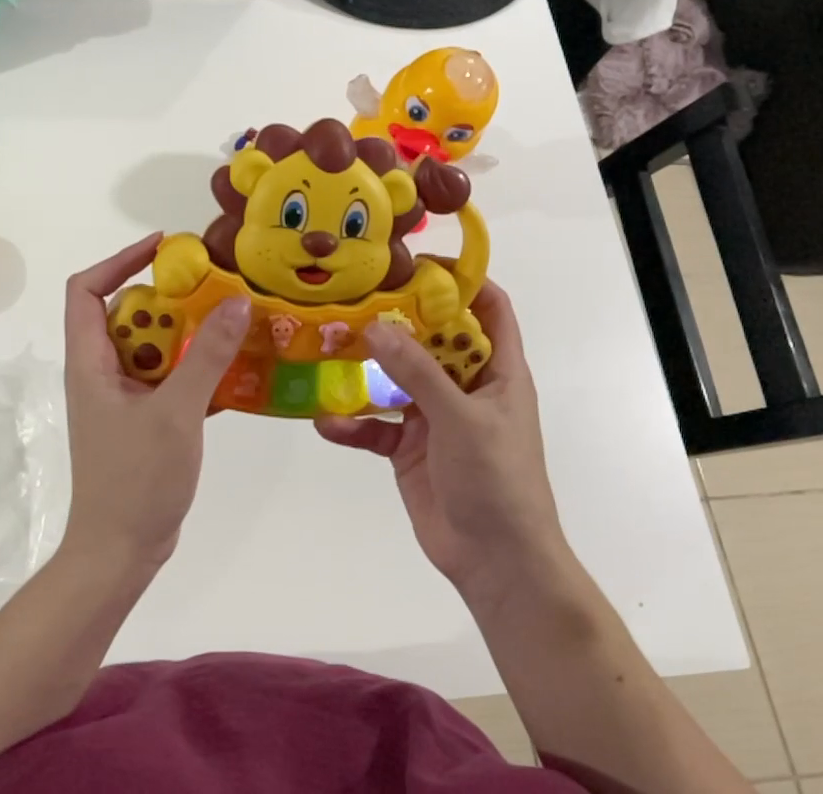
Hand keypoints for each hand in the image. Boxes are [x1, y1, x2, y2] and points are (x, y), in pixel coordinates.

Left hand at [60, 234, 250, 567]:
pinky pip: (169, 379)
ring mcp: (122, 398)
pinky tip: (237, 371)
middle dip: (170, 299)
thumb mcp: (176, 413)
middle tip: (217, 289)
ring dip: (191, 335)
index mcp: (89, 362)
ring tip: (235, 323)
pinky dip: (197, 370)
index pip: (85, 290)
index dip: (119, 260)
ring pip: (153, 348)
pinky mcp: (143, 420)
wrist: (121, 550)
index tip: (165, 249)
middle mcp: (100, 372)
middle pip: (128, 315)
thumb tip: (237, 300)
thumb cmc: (136, 479)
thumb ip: (208, 357)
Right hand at [315, 282, 564, 601]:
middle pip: (430, 338)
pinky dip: (353, 424)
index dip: (461, 281)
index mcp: (497, 371)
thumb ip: (416, 372)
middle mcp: (465, 387)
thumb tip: (376, 325)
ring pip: (396, 379)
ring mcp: (435, 417)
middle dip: (395, 320)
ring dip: (364, 370)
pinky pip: (375, 426)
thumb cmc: (496, 479)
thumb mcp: (459, 418)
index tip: (415, 263)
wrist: (495, 559)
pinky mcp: (408, 448)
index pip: (488, 309)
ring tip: (325, 349)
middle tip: (351, 298)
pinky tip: (327, 422)